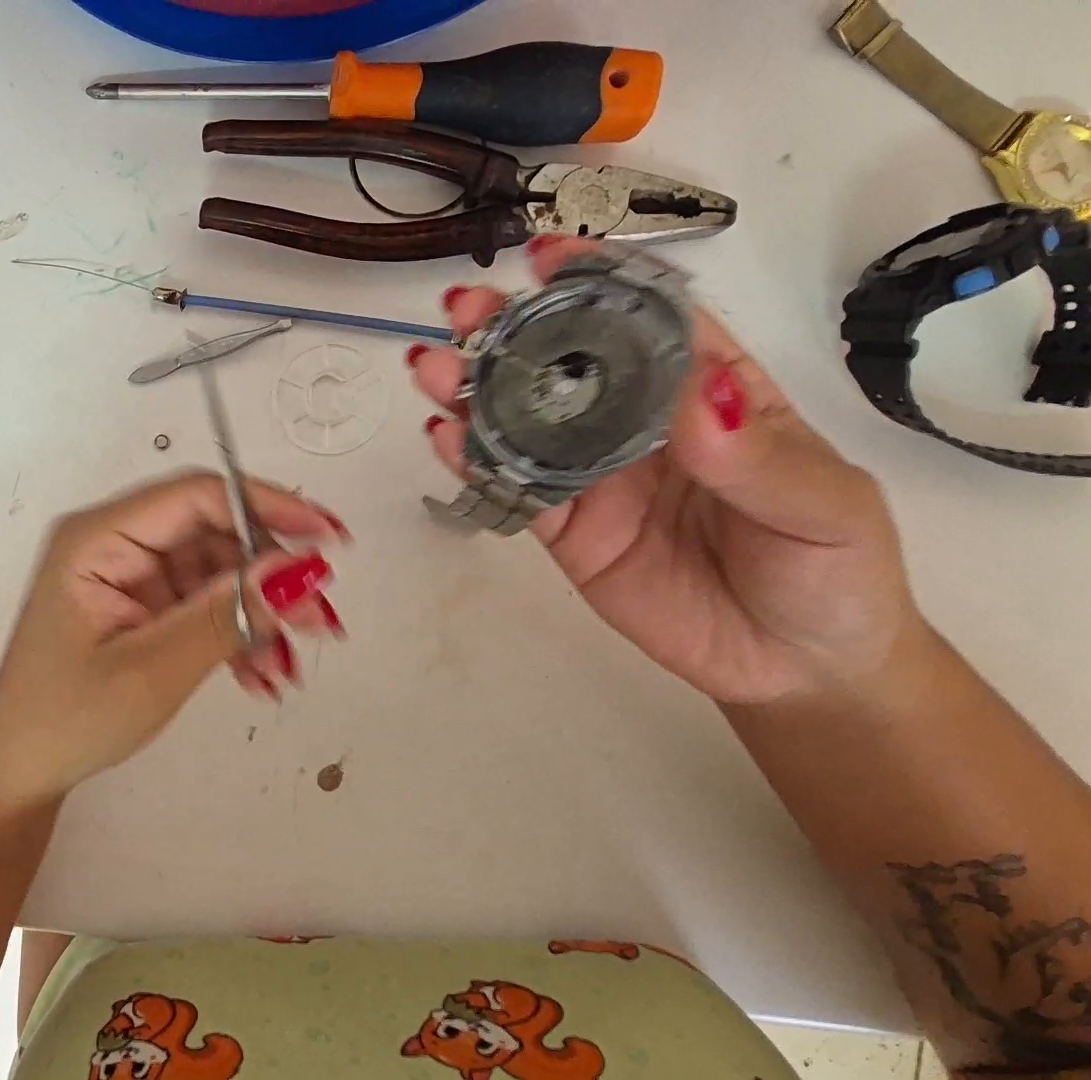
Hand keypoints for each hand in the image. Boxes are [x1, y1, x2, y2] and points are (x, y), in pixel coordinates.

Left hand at [0, 471, 347, 803]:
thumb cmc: (68, 720)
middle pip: (214, 534)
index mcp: (97, 538)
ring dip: (259, 616)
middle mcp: (114, 544)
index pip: (196, 496)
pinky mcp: (142, 607)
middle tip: (320, 623)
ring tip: (287, 669)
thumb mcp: (153, 669)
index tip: (329, 539)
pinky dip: (236, 636)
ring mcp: (130, 577)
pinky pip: (204, 605)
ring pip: (217, 573)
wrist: (24, 771)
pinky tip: (261, 677)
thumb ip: (226, 616)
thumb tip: (302, 571)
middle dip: (270, 579)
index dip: (267, 508)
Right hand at [411, 238, 921, 706]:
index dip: (597, 283)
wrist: (793, 666)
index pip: (649, 321)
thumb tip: (700, 401)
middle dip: (513, 330)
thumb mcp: (825, 506)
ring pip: (524, 423)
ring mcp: (594, 478)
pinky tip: (443, 438)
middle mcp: (638, 425)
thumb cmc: (830, 569)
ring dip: (474, 390)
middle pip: (568, 365)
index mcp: (709, 394)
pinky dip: (474, 464)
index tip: (547, 255)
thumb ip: (760, 460)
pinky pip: (514, 491)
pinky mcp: (565, 530)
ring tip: (430, 365)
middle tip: (464, 309)